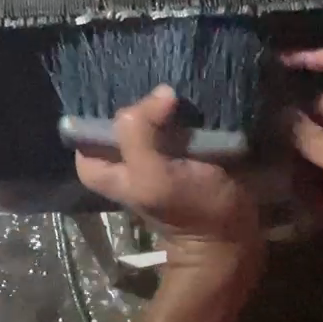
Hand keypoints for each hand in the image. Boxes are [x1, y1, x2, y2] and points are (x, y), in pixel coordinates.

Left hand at [74, 85, 263, 273]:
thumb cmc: (190, 210)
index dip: (105, 112)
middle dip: (139, 101)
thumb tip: (161, 93)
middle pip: (121, 114)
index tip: (132, 100)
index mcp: (105, 169)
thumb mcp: (153, 177)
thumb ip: (139, 134)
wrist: (234, 232)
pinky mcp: (182, 146)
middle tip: (162, 91)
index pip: (87, 127)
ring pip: (148, 112)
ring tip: (179, 89)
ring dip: (162, 101)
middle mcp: (125, 157)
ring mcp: (154, 150)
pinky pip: (175, 117)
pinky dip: (183, 107)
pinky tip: (193, 96)